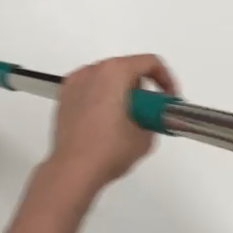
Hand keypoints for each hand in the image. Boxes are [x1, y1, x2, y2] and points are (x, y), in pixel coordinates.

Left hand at [45, 55, 177, 196]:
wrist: (73, 170)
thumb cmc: (111, 149)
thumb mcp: (145, 136)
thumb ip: (153, 118)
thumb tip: (148, 117)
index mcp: (115, 72)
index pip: (149, 63)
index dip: (165, 79)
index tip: (168, 99)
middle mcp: (93, 70)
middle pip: (126, 68)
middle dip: (140, 87)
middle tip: (147, 112)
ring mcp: (75, 82)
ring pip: (106, 78)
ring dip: (120, 92)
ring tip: (124, 120)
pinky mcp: (64, 96)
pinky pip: (90, 88)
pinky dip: (101, 98)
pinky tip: (103, 122)